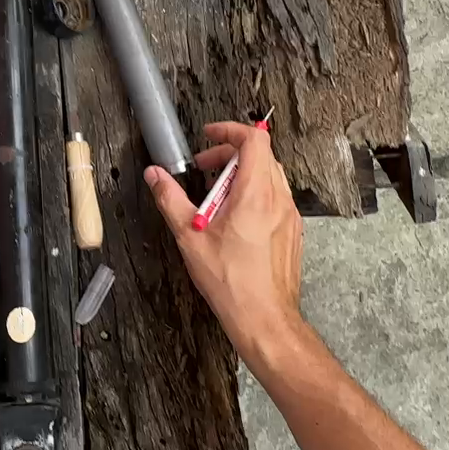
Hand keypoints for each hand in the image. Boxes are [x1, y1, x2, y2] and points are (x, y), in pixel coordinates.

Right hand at [144, 121, 307, 362]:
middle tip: (206, 168)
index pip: (254, 140)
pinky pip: (275, 198)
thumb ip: (170, 199)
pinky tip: (234, 217)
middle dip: (230, 154)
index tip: (210, 136)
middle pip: (261, 156)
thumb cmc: (233, 283)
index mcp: (255, 195)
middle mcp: (278, 200)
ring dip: (242, 174)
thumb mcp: (189, 236)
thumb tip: (156, 177)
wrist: (264, 318)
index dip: (230, 130)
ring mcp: (289, 216)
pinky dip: (254, 194)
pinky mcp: (292, 231)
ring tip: (217, 196)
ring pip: (270, 176)